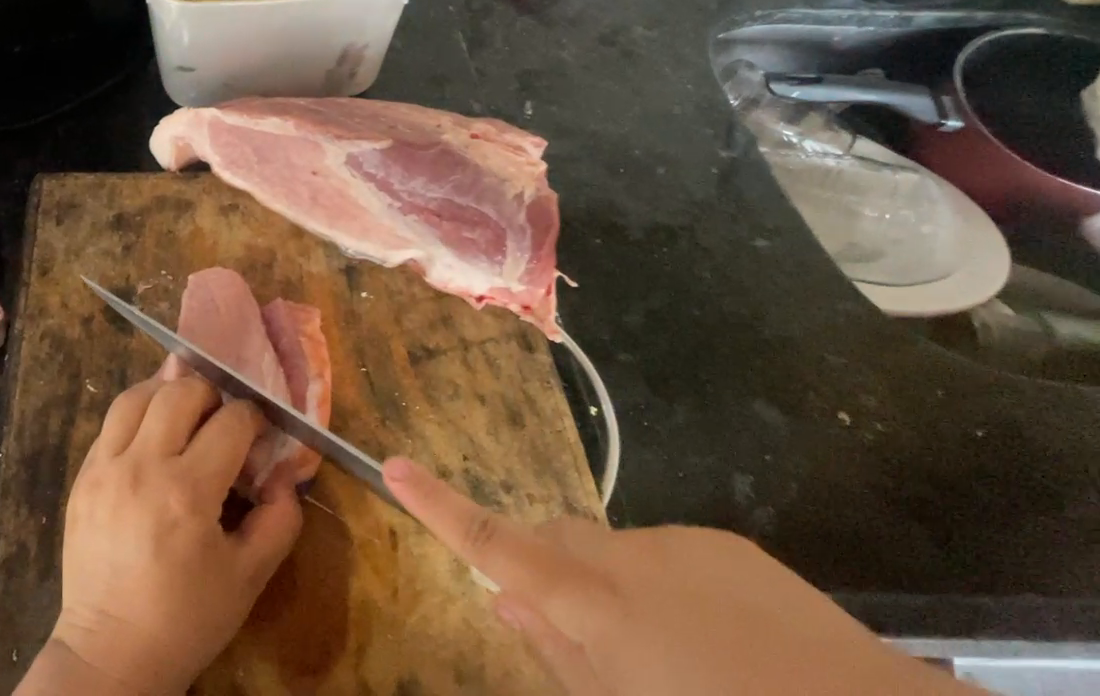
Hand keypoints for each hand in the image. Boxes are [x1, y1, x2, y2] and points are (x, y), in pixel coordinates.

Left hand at [18, 377, 303, 695]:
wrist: (113, 651)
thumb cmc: (188, 618)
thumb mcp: (250, 577)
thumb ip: (279, 519)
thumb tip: (284, 472)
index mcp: (188, 492)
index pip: (230, 421)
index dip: (253, 417)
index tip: (260, 430)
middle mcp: (142, 467)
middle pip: (179, 392)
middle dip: (211, 394)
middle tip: (222, 418)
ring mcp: (104, 468)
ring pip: (135, 396)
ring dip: (166, 393)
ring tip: (185, 413)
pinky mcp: (81, 478)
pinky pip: (109, 425)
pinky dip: (136, 418)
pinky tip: (152, 437)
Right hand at [384, 458, 977, 695]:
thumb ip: (556, 653)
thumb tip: (507, 602)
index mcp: (589, 602)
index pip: (491, 543)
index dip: (437, 506)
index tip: (394, 465)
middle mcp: (622, 554)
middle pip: (549, 539)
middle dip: (542, 569)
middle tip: (567, 632)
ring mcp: (677, 543)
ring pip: (609, 552)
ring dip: (608, 587)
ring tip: (667, 656)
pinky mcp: (726, 547)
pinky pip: (665, 556)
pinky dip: (662, 587)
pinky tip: (716, 642)